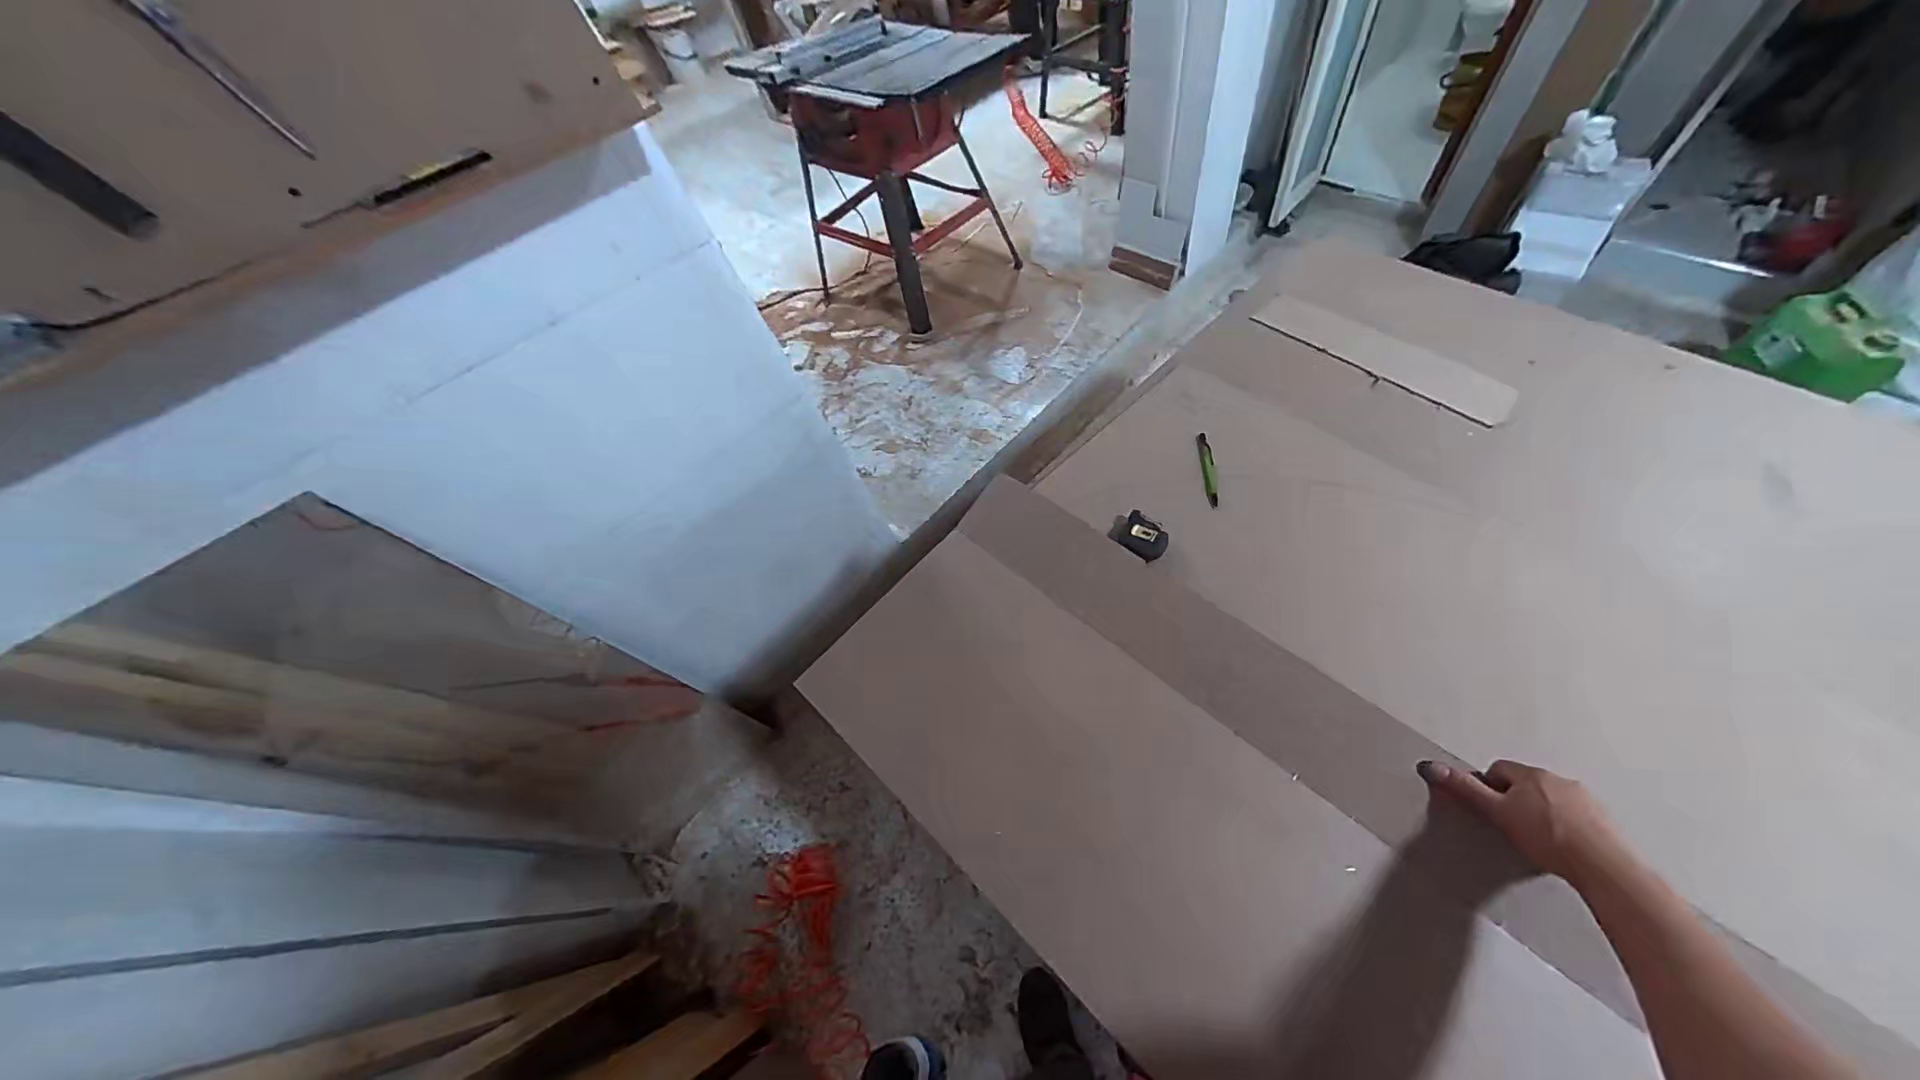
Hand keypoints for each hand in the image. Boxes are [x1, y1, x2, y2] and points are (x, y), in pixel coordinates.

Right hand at [1418, 759, 1629, 882]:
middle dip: (1516, 798)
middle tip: (1512, 823)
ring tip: (1540, 838)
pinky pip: (1577, 815)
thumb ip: (1464, 789)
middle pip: (1525, 783)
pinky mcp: (1605, 820)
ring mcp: (1586, 800)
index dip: (1488, 788)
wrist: (1605, 866)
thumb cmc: (1549, 838)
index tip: (1490, 807)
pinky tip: (1564, 845)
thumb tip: (1431, 767)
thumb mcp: (1497, 812)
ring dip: (1543, 811)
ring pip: (1552, 799)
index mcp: (1532, 774)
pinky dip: (1567, 825)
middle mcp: (1559, 780)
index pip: (1498, 770)